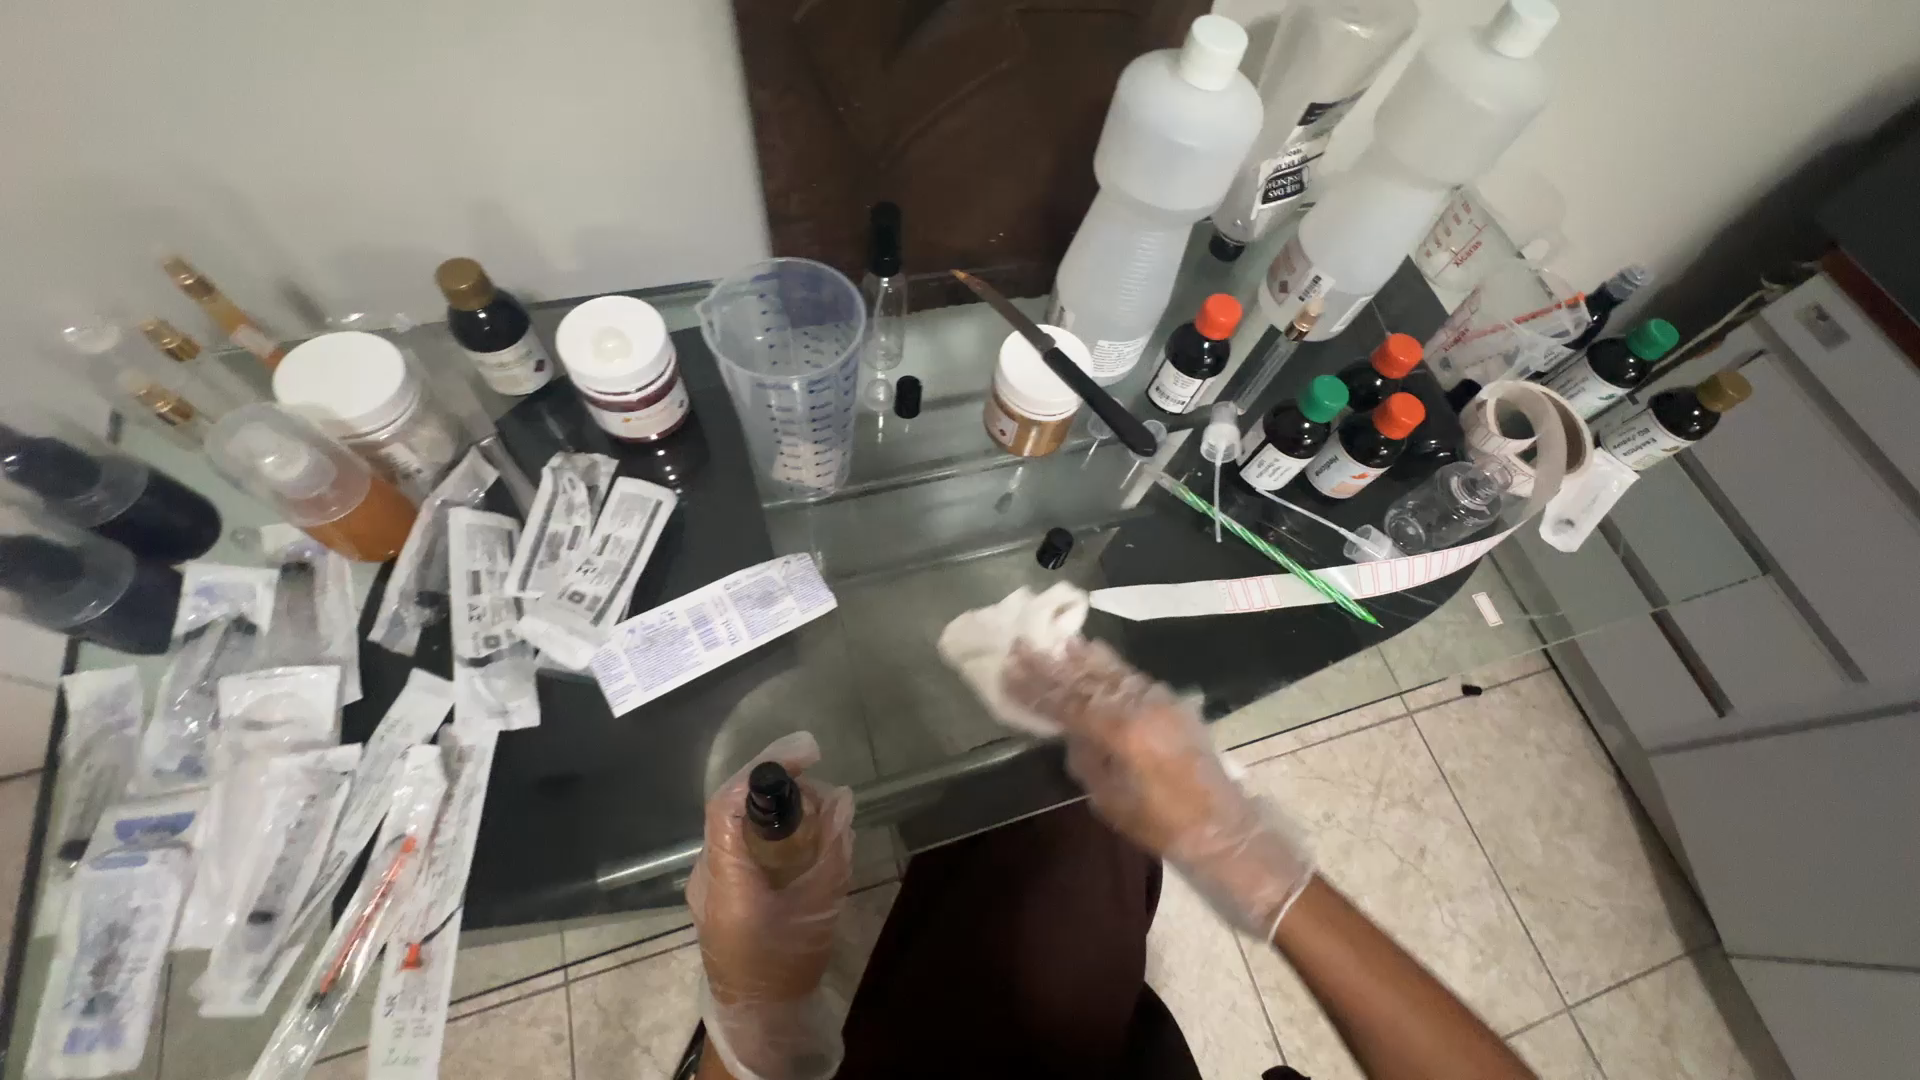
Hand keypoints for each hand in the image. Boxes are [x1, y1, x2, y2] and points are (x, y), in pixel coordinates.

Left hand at [686, 733, 853, 1079]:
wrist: (756, 1019)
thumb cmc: (787, 963)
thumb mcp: (821, 904)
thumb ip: (832, 848)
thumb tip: (843, 798)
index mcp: (727, 879)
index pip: (730, 805)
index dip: (765, 768)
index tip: (807, 753)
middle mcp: (707, 872)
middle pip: (734, 806)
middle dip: (778, 786)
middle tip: (821, 792)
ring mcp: (706, 880)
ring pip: (737, 822)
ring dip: (776, 807)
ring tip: (818, 815)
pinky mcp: (716, 887)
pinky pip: (740, 841)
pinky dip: (770, 827)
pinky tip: (800, 837)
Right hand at [1003, 639, 1313, 937]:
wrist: (1226, 828)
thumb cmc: (1163, 825)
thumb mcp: (1111, 801)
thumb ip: (1086, 760)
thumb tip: (1071, 734)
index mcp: (1120, 733)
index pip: (1067, 703)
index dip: (1035, 688)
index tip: (1008, 671)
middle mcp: (1139, 707)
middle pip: (1085, 680)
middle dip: (1051, 665)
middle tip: (1022, 645)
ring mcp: (1159, 701)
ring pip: (1111, 672)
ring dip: (1081, 658)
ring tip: (1055, 642)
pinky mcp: (1173, 704)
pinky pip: (1133, 677)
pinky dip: (1110, 665)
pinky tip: (1096, 654)